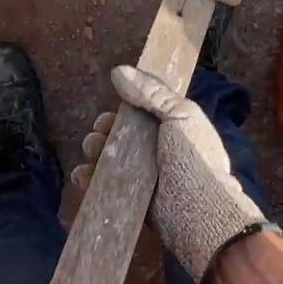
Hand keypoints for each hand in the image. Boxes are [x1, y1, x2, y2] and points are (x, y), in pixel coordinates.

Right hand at [73, 65, 270, 283]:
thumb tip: (118, 71)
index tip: (113, 110)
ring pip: (111, 157)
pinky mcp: (132, 198)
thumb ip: (151, 93)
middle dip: (105, 130)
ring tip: (93, 153)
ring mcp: (145, 174)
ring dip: (95, 152)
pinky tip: (83, 175)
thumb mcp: (179, 114)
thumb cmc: (193, 157)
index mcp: (172, 125)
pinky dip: (91, 178)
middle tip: (100, 134)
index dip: (123, 106)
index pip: (140, 110)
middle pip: (121, 133)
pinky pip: (106, 184)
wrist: (199, 212)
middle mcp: (158, 148)